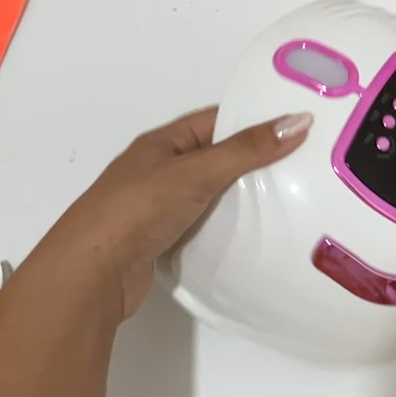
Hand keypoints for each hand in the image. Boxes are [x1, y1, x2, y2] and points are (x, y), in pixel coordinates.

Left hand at [31, 107, 311, 320]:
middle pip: (218, 155)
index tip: (299, 124)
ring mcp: (159, 206)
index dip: (256, 118)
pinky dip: (229, 223)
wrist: (88, 277)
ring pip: (213, 191)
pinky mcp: (164, 239)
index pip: (217, 120)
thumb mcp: (196, 172)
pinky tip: (258, 229)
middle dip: (257, 158)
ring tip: (294, 194)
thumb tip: (301, 120)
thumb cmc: (138, 210)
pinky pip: (206, 221)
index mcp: (162, 142)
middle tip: (307, 161)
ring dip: (244, 194)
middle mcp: (160, 169)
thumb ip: (247, 149)